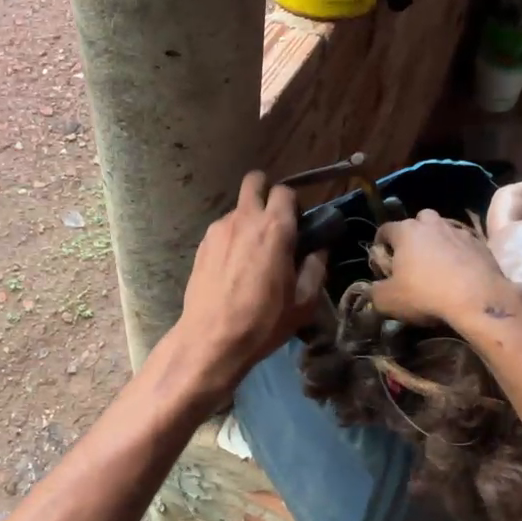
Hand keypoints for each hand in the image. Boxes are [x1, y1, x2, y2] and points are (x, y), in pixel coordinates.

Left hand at [167, 172, 326, 391]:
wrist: (212, 340)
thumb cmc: (264, 320)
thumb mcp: (304, 300)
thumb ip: (316, 266)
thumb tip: (319, 248)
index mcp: (275, 228)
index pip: (286, 191)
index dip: (294, 203)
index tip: (297, 223)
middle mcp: (245, 218)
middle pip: (254, 181)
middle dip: (265, 191)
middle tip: (273, 220)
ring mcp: (219, 229)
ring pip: (237, 208)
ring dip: (248, 219)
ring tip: (252, 253)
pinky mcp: (202, 244)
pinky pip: (222, 229)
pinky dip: (232, 237)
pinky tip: (233, 266)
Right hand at [369, 209, 520, 327]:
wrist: (477, 300)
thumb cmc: (426, 295)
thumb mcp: (388, 301)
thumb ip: (375, 292)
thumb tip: (374, 289)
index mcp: (406, 231)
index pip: (385, 229)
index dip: (380, 244)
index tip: (382, 260)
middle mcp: (432, 224)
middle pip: (418, 221)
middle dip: (413, 235)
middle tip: (412, 258)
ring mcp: (458, 231)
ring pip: (443, 230)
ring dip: (438, 242)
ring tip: (438, 264)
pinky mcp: (480, 244)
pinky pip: (463, 244)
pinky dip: (459, 254)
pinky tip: (460, 273)